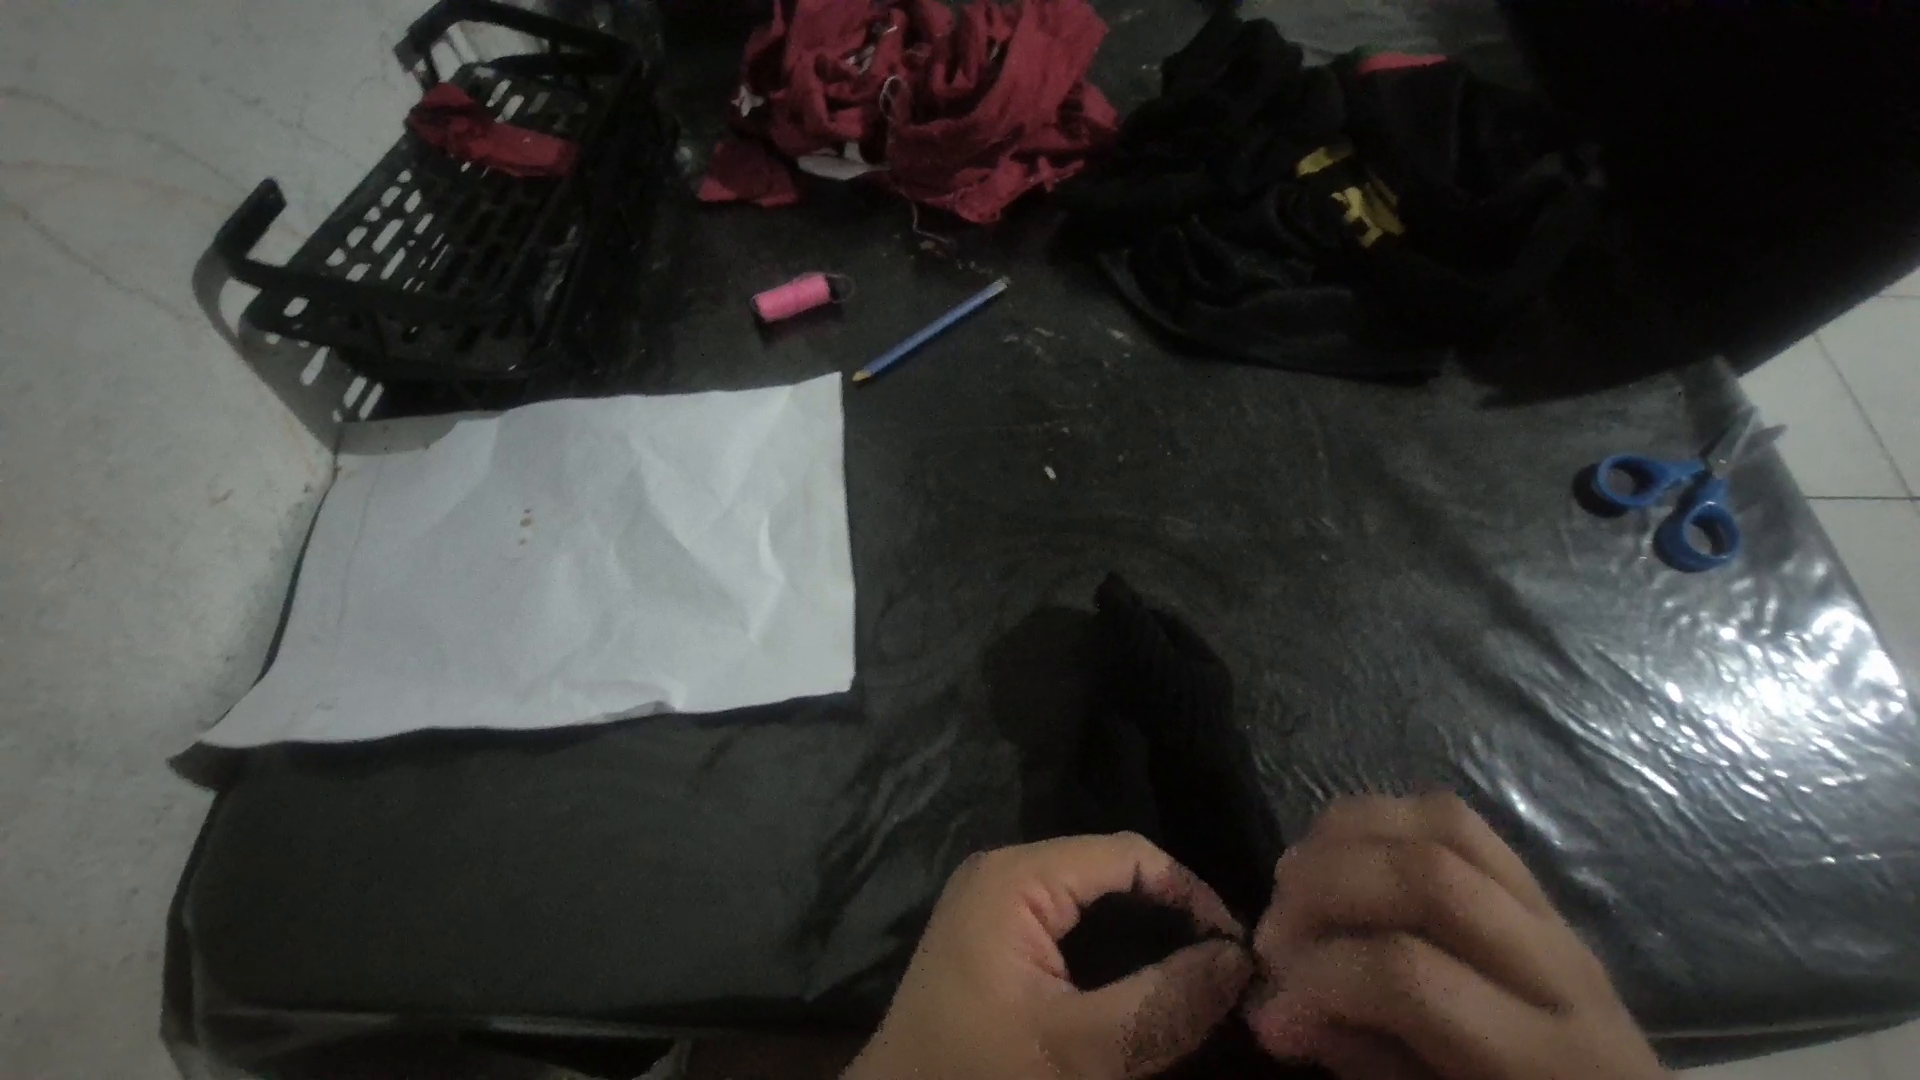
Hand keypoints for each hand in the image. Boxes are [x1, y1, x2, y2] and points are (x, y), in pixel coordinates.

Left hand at [844, 834, 1255, 1079]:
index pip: (1126, 853)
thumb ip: (1161, 1005)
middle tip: (1221, 969)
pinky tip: (1140, 983)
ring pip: (1091, 896)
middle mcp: (1002, 870)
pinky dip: (1110, 946)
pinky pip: (1066, 920)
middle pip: (1108, 870)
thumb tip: (1238, 962)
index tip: (1236, 952)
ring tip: (1193, 976)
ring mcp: (993, 899)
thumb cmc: (979, 1075)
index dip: (1189, 892)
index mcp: (1015, 875)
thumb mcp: (1078, 1052)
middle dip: (1169, 912)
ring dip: (1143, 931)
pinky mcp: (993, 932)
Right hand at [1246, 794, 1667, 1079]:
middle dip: (1322, 888)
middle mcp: (1562, 969)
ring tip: (1296, 877)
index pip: (1411, 977)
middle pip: (1426, 875)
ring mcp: (1552, 914)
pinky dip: (1380, 819)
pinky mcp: (1533, 885)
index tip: (1269, 1006)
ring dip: (1344, 835)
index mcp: (1552, 1060)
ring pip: (1442, 824)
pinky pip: (1454, 819)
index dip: (1320, 979)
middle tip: (1273, 930)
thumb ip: (1362, 1058)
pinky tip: (1343, 852)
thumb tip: (1271, 1008)